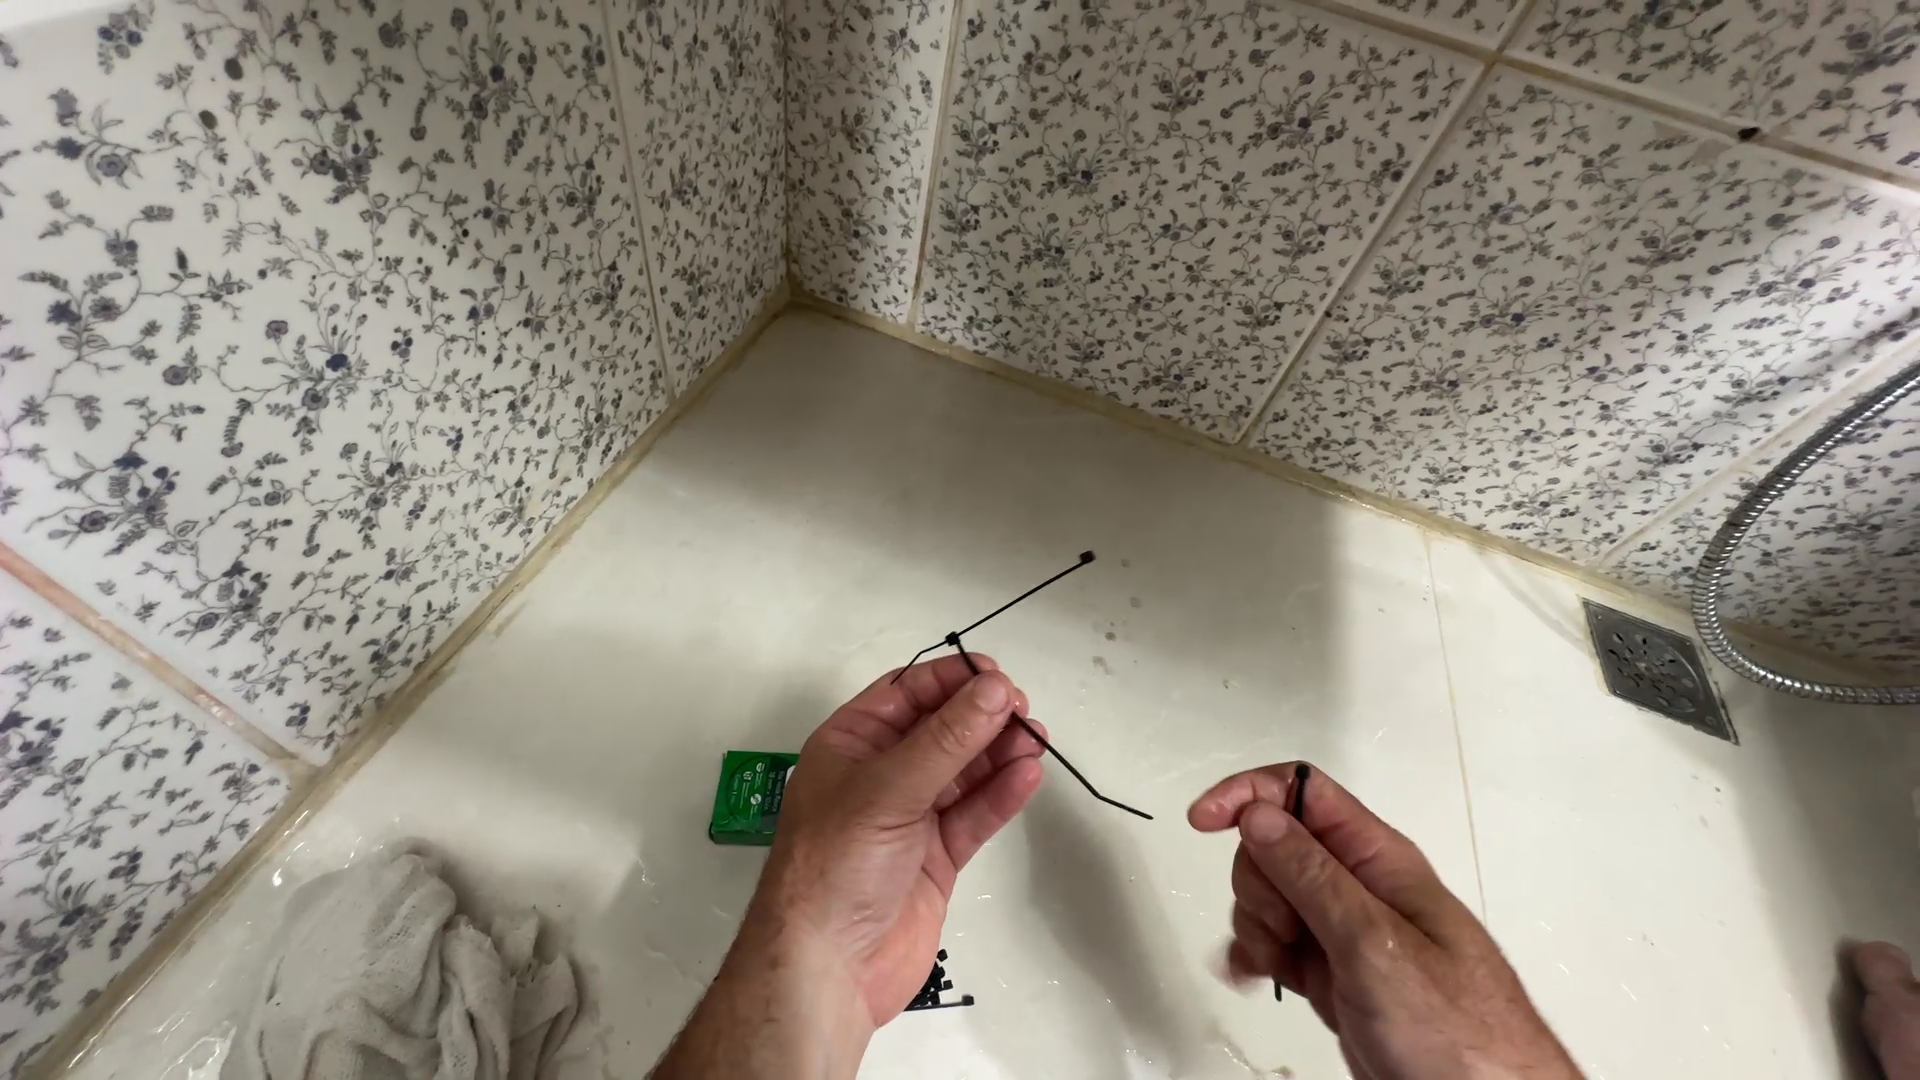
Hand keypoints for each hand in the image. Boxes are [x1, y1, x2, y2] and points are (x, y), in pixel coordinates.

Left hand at [746, 655, 1045, 1027]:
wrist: (826, 971)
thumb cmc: (837, 863)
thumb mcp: (887, 788)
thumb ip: (947, 739)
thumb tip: (995, 689)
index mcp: (853, 743)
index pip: (907, 693)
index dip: (950, 679)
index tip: (995, 675)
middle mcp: (882, 773)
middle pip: (942, 729)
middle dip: (982, 716)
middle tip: (1022, 709)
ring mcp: (912, 815)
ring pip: (964, 770)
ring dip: (999, 752)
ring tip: (1035, 738)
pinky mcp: (938, 854)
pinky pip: (974, 814)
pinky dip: (1001, 795)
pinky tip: (1027, 775)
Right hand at [1189, 763, 1580, 1079]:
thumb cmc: (1451, 1031)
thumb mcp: (1372, 944)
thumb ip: (1310, 875)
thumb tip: (1256, 814)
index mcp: (1375, 857)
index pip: (1299, 789)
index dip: (1247, 794)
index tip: (1203, 822)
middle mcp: (1355, 883)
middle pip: (1272, 844)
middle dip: (1257, 882)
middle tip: (1284, 929)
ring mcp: (1341, 929)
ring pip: (1266, 893)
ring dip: (1256, 925)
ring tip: (1284, 967)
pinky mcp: (1329, 970)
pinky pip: (1272, 940)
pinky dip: (1253, 953)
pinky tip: (1253, 975)